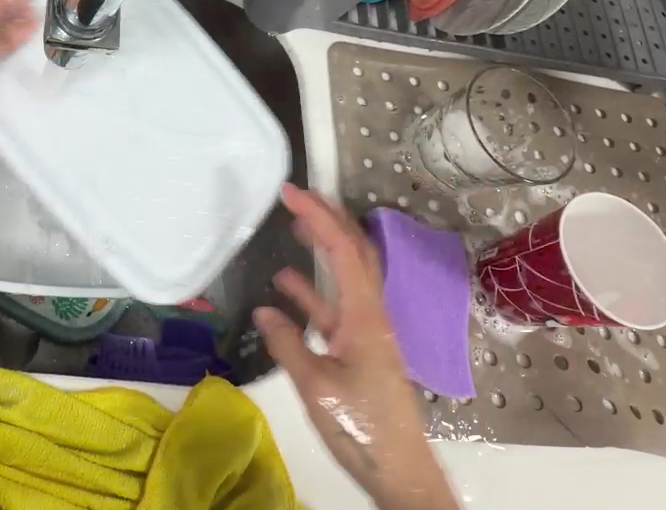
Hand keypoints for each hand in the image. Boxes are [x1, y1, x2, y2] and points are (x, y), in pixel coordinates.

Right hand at [253, 185, 455, 509]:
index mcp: (364, 314)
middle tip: (298, 196)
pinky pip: (335, 308)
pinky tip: (284, 292)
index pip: (342, 250)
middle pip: (354, 252)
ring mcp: (368, 331)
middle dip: (328, 218)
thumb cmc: (362, 427)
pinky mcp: (361, 350)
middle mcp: (371, 314)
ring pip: (346, 276)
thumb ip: (288, 345)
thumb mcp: (315, 386)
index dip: (317, 215)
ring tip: (295, 228)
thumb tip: (264, 310)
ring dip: (323, 248)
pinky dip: (312, 292)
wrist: (402, 472)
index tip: (290, 192)